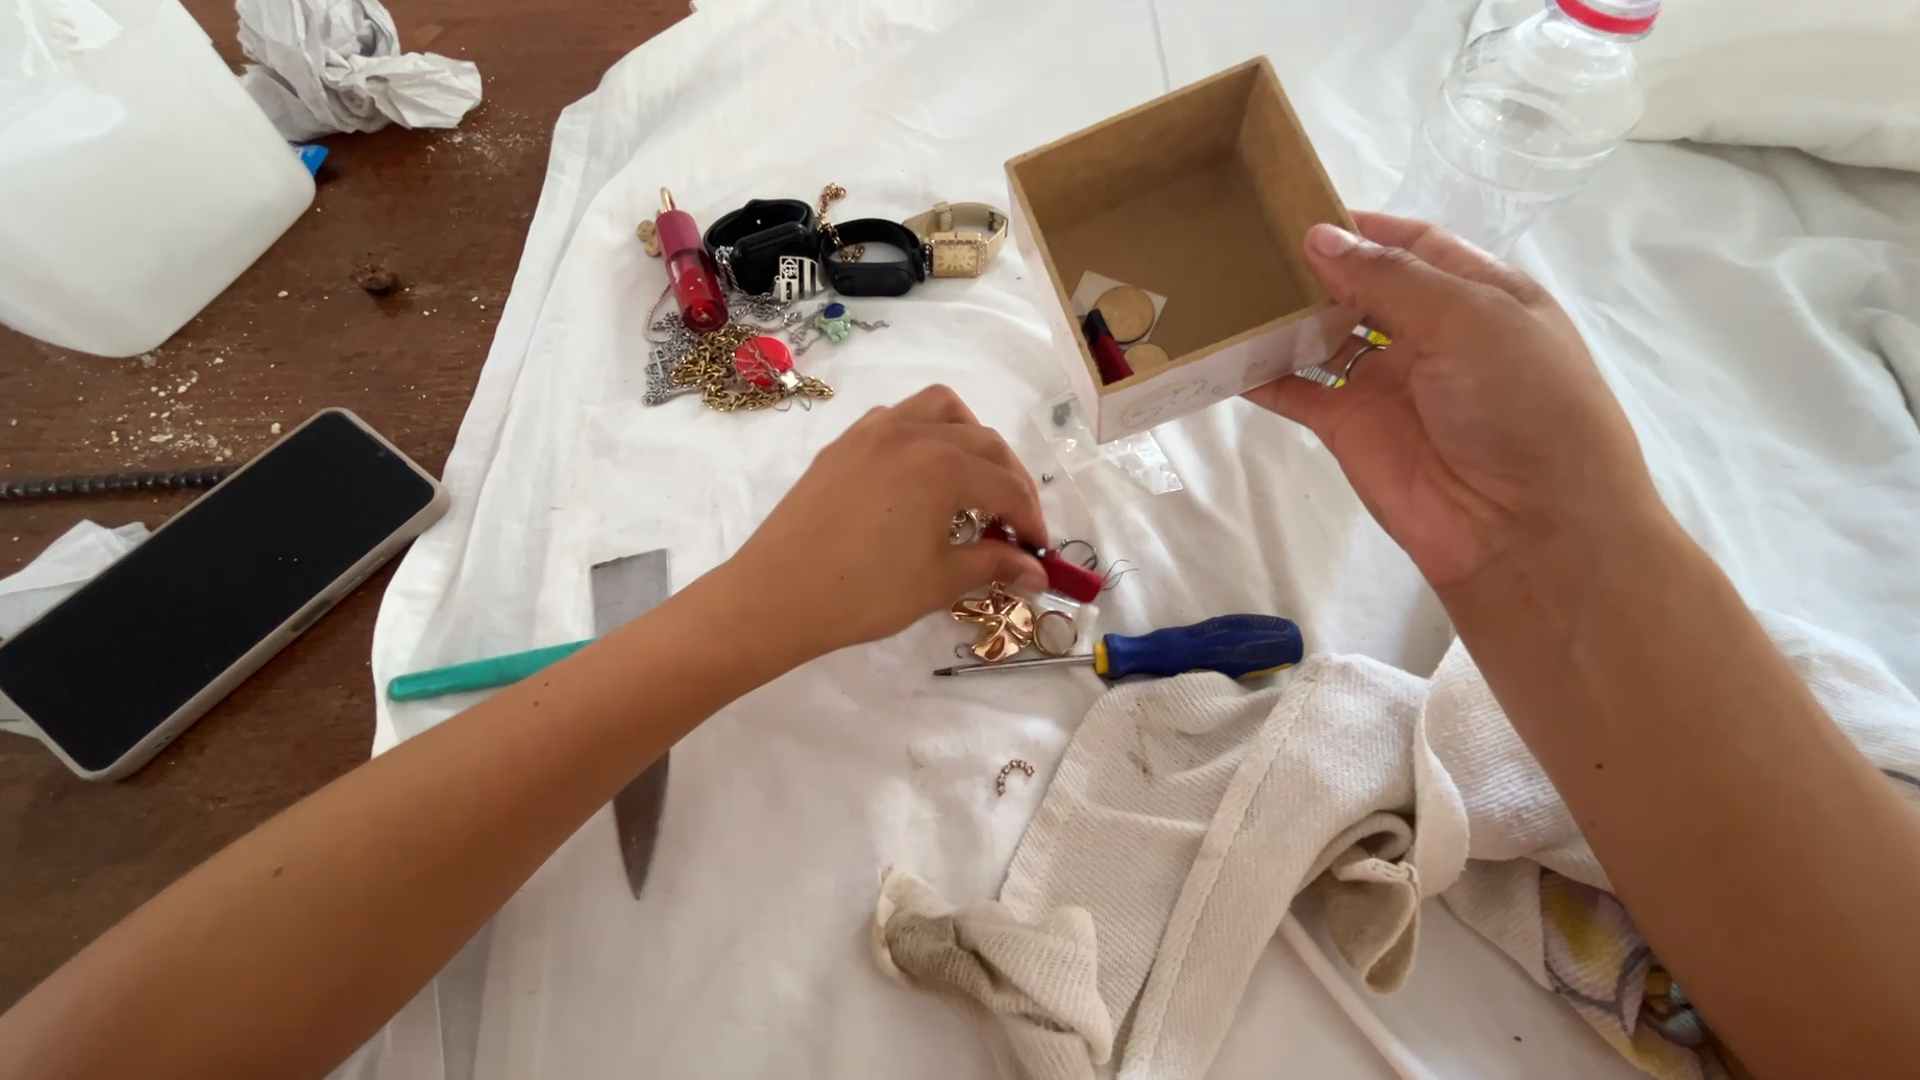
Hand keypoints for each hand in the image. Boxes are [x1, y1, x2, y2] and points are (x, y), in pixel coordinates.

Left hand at [719, 385, 1048, 661]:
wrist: (775, 595)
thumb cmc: (863, 594)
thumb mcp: (938, 582)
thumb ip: (994, 564)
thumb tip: (1038, 572)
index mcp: (943, 466)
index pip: (1008, 487)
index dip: (1031, 520)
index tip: (1038, 552)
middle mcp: (913, 433)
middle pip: (985, 443)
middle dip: (1010, 482)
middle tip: (1013, 526)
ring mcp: (873, 431)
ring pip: (942, 409)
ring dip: (971, 438)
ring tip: (973, 480)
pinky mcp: (845, 443)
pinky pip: (899, 418)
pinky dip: (925, 433)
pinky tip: (921, 473)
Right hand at [1245, 212, 1666, 594]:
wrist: (1519, 524)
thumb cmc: (1521, 405)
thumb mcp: (1470, 321)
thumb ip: (1390, 280)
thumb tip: (1317, 238)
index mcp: (1473, 295)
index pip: (1408, 245)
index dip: (1359, 226)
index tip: (1295, 208)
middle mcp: (1424, 333)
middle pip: (1356, 288)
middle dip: (1311, 268)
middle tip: (1247, 247)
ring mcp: (1379, 381)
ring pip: (1319, 336)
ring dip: (1281, 318)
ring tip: (1227, 291)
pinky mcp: (1343, 425)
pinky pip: (1293, 391)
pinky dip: (1259, 376)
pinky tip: (1222, 356)